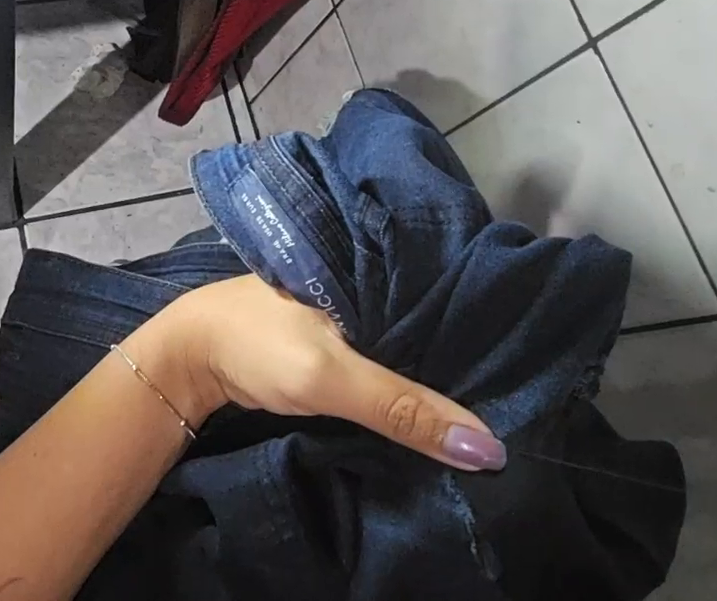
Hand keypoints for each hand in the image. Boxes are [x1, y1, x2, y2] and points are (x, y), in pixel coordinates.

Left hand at [122, 275, 506, 471]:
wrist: (187, 360)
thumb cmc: (257, 346)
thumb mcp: (330, 376)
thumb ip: (401, 407)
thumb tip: (491, 449)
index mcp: (366, 265)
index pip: (440, 287)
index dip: (481, 318)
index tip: (529, 352)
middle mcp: (362, 282)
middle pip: (425, 319)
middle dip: (460, 349)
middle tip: (520, 387)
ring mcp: (344, 311)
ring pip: (403, 340)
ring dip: (432, 368)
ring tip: (490, 395)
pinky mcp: (329, 341)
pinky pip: (380, 359)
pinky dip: (403, 380)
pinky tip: (432, 401)